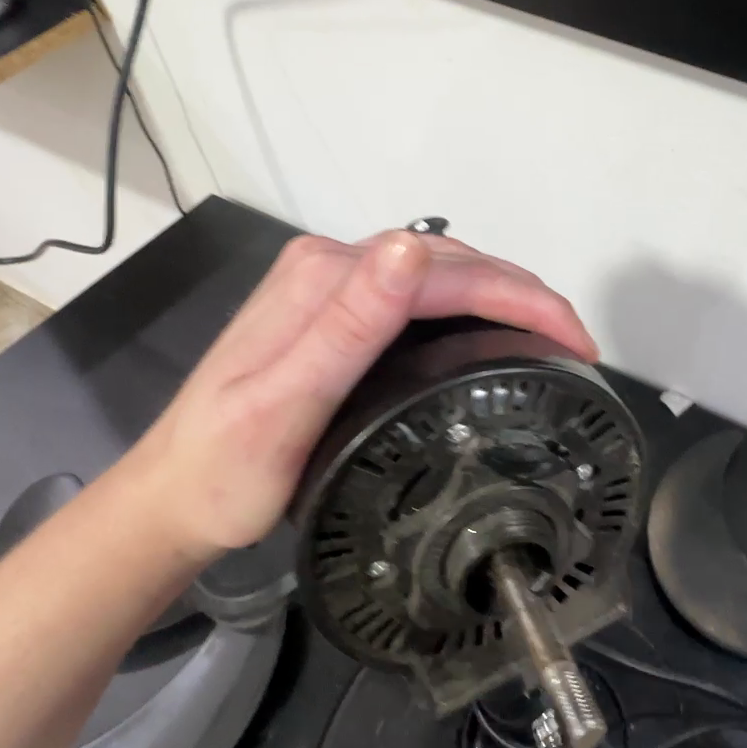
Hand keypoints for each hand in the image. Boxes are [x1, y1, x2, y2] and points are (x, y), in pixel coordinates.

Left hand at [121, 231, 596, 558]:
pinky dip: (471, 304)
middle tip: (576, 343)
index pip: (451, 273)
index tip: (577, 342)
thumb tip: (412, 248)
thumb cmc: (227, 474)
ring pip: (442, 270)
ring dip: (504, 294)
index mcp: (324, 280)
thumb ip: (349, 324)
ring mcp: (330, 281)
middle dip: (525, 294)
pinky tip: (490, 331)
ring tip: (548, 336)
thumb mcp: (286, 405)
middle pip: (452, 261)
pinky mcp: (333, 304)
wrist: (169, 499)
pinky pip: (422, 289)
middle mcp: (329, 264)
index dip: (524, 300)